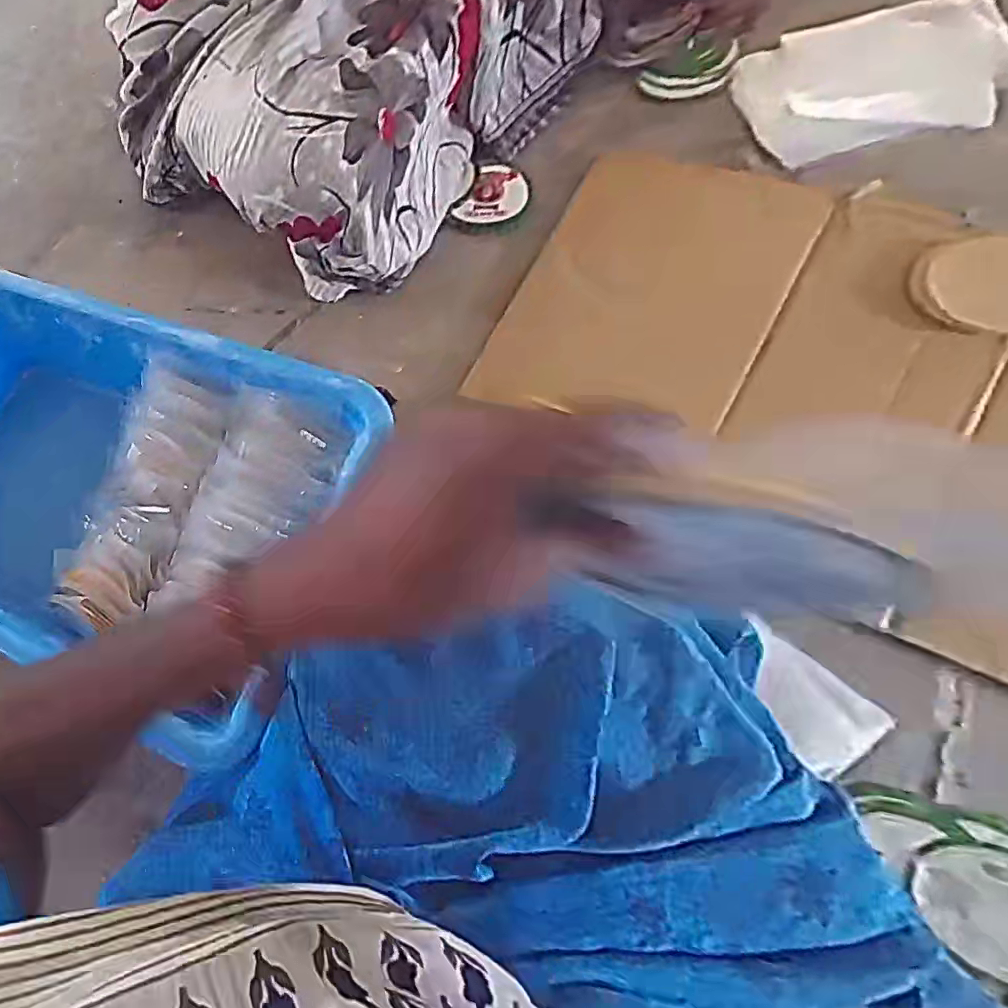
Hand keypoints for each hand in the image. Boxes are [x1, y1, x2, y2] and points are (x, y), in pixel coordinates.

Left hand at [237, 403, 627, 645]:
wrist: (322, 579)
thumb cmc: (412, 589)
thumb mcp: (508, 579)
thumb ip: (573, 543)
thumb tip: (623, 530)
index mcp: (496, 447)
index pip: (591, 428)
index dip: (644, 440)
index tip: (684, 457)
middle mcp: (466, 418)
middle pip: (554, 423)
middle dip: (599, 453)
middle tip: (634, 489)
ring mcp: (433, 422)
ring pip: (517, 429)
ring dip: (554, 455)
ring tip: (585, 494)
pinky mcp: (412, 435)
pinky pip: (481, 435)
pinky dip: (513, 457)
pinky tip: (526, 488)